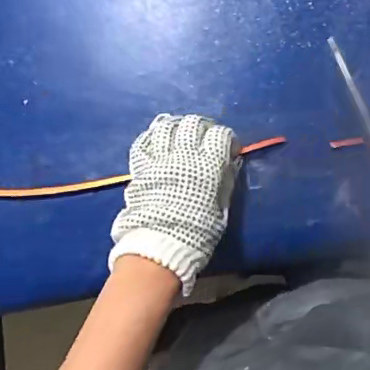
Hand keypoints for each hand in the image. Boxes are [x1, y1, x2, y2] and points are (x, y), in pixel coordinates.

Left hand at [109, 115, 239, 294]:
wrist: (159, 244)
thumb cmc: (196, 233)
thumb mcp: (221, 210)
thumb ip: (224, 183)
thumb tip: (228, 165)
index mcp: (208, 166)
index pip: (220, 136)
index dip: (226, 138)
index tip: (228, 147)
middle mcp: (183, 155)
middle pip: (192, 124)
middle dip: (201, 127)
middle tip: (203, 136)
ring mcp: (159, 158)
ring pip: (166, 127)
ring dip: (176, 126)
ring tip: (180, 131)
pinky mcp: (141, 166)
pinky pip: (143, 142)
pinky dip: (151, 136)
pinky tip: (156, 137)